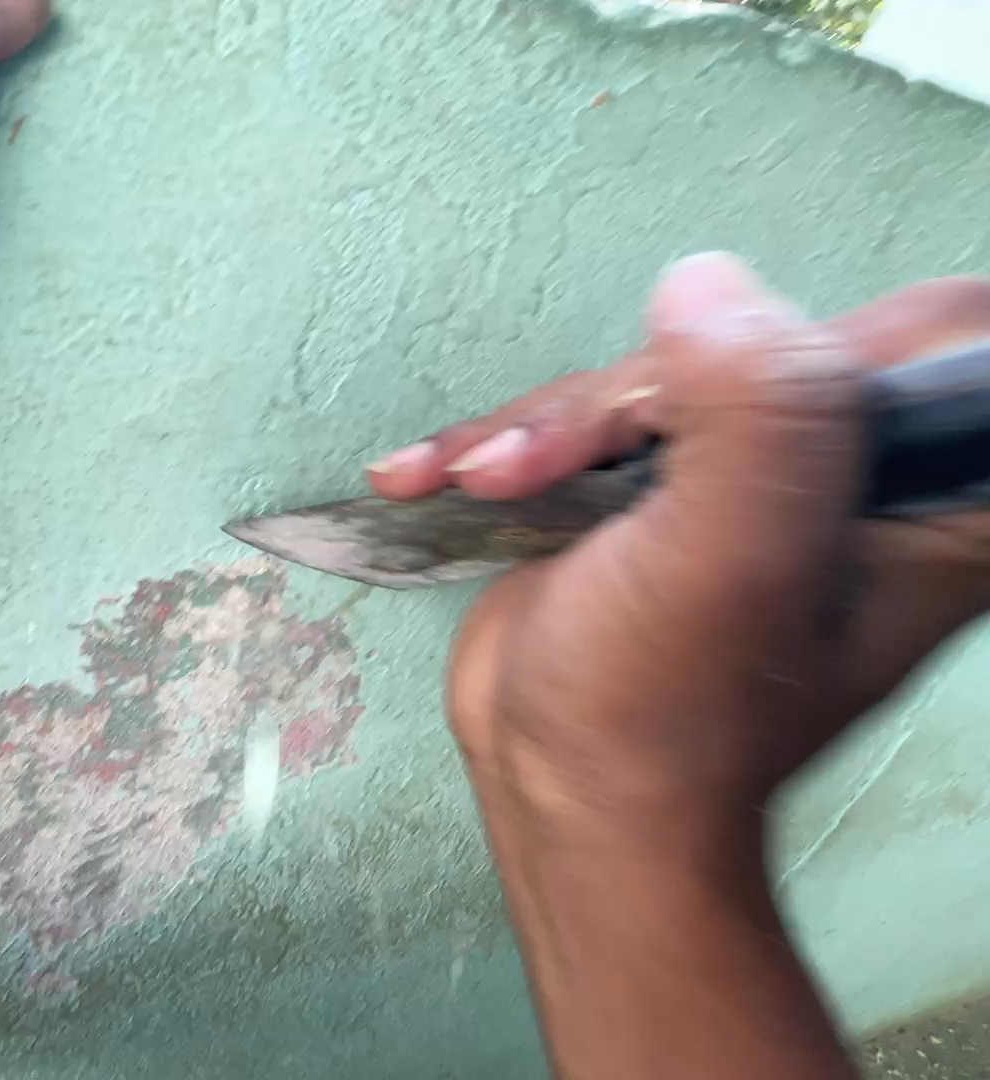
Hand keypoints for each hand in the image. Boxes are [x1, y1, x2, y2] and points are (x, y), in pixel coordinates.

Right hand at [370, 254, 989, 833]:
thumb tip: (703, 277)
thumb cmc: (654, 697)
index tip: (666, 422)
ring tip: (455, 483)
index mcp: (924, 493)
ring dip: (520, 429)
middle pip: (726, 354)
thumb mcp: (727, 561)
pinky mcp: (618, 496)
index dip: (783, 352)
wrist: (553, 775)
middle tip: (516, 471)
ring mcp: (711, 481)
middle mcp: (828, 475)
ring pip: (624, 389)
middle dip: (599, 409)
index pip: (919, 335)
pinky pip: (561, 432)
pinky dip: (482, 448)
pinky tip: (417, 476)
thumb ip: (760, 412)